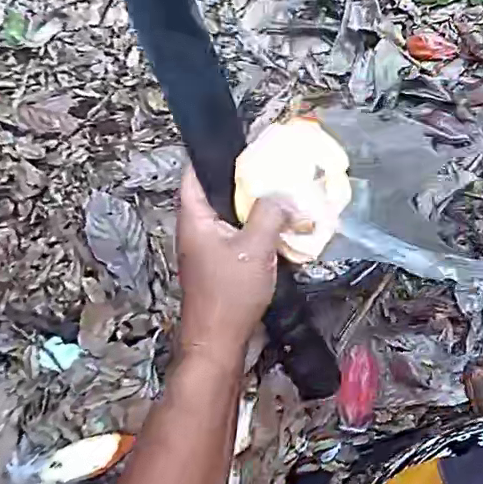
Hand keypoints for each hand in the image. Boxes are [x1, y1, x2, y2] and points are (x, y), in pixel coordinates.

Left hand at [176, 166, 300, 357]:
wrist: (221, 341)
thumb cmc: (229, 293)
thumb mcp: (254, 248)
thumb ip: (271, 215)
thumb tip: (286, 196)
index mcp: (195, 220)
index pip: (194, 176)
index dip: (211, 156)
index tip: (239, 142)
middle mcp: (201, 231)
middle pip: (220, 194)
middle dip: (247, 181)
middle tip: (276, 167)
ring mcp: (214, 249)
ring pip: (237, 217)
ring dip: (260, 207)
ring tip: (288, 194)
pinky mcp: (229, 265)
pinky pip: (247, 236)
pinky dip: (265, 229)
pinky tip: (288, 229)